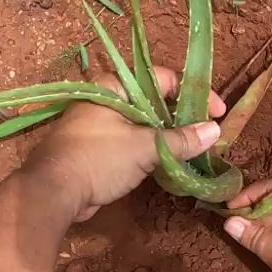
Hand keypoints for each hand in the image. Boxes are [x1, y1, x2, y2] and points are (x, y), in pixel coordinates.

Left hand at [16, 69, 225, 221]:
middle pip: (156, 103)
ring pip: (145, 126)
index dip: (194, 93)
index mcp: (115, 87)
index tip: (216, 113)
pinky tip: (171, 164)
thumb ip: (181, 140)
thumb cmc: (97, 158)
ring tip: (194, 152)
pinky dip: (153, 152)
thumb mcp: (145, 147)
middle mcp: (108, 101)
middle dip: (183, 119)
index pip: (164, 79)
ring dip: (169, 138)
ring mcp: (102, 126)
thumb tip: (214, 130)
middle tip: (207, 135)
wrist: (54, 191)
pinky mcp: (100, 150)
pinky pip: (134, 144)